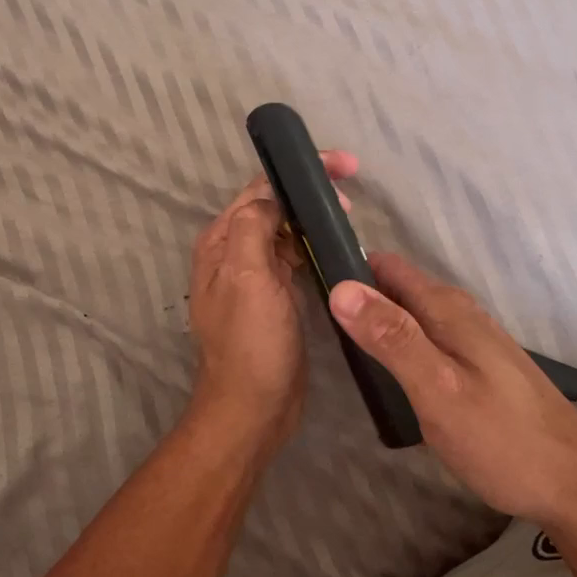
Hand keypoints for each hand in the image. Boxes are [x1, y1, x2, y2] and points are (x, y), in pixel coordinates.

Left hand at [187, 151, 357, 446]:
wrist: (252, 409)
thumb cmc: (250, 343)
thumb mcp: (246, 278)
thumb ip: (253, 228)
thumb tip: (272, 198)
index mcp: (222, 242)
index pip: (261, 189)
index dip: (299, 173)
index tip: (344, 167)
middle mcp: (234, 253)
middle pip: (274, 206)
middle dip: (310, 192)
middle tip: (354, 192)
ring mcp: (256, 277)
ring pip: (287, 232)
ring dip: (315, 219)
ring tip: (351, 216)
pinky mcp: (277, 298)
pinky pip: (296, 260)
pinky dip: (316, 247)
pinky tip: (339, 249)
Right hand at [328, 254, 576, 526]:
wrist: (576, 488)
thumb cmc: (503, 440)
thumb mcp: (438, 390)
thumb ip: (392, 339)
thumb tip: (341, 287)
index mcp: (449, 311)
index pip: (387, 267)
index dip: (349, 266)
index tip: (307, 277)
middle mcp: (462, 316)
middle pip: (399, 288)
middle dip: (359, 292)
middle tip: (309, 314)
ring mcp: (474, 343)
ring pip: (414, 315)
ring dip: (378, 318)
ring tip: (337, 338)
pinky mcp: (479, 369)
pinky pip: (428, 338)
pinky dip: (400, 341)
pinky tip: (386, 368)